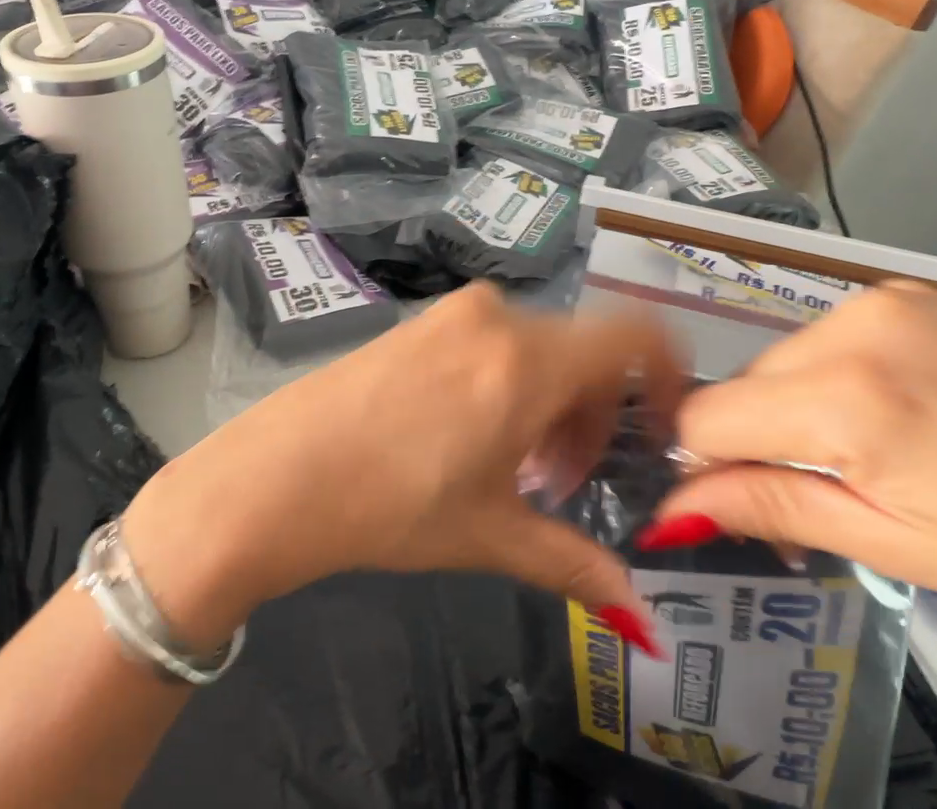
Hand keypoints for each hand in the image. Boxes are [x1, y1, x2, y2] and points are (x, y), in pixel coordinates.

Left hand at [118, 283, 687, 653]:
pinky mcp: (414, 325)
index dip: (666, 377)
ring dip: (549, 404)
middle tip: (560, 482)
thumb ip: (574, 567)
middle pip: (586, 352)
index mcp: (528, 360)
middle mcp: (496, 319)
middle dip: (593, 416)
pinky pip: (491, 343)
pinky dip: (507, 384)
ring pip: (538, 348)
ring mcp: (449, 316)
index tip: (654, 434)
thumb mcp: (488, 536)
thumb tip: (642, 620)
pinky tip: (468, 439)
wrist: (270, 480)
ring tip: (513, 469)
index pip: (637, 334)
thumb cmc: (387, 507)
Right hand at [651, 283, 936, 699]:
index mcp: (853, 393)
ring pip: (782, 364)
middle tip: (815, 507)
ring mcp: (894, 302)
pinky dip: (832, 389)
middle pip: (742, 387)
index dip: (704, 470)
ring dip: (793, 418)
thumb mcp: (900, 547)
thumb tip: (668, 511)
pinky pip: (830, 344)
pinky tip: (892, 429)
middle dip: (754, 446)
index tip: (731, 510)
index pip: (706, 418)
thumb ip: (771, 509)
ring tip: (864, 472)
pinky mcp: (922, 299)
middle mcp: (860, 322)